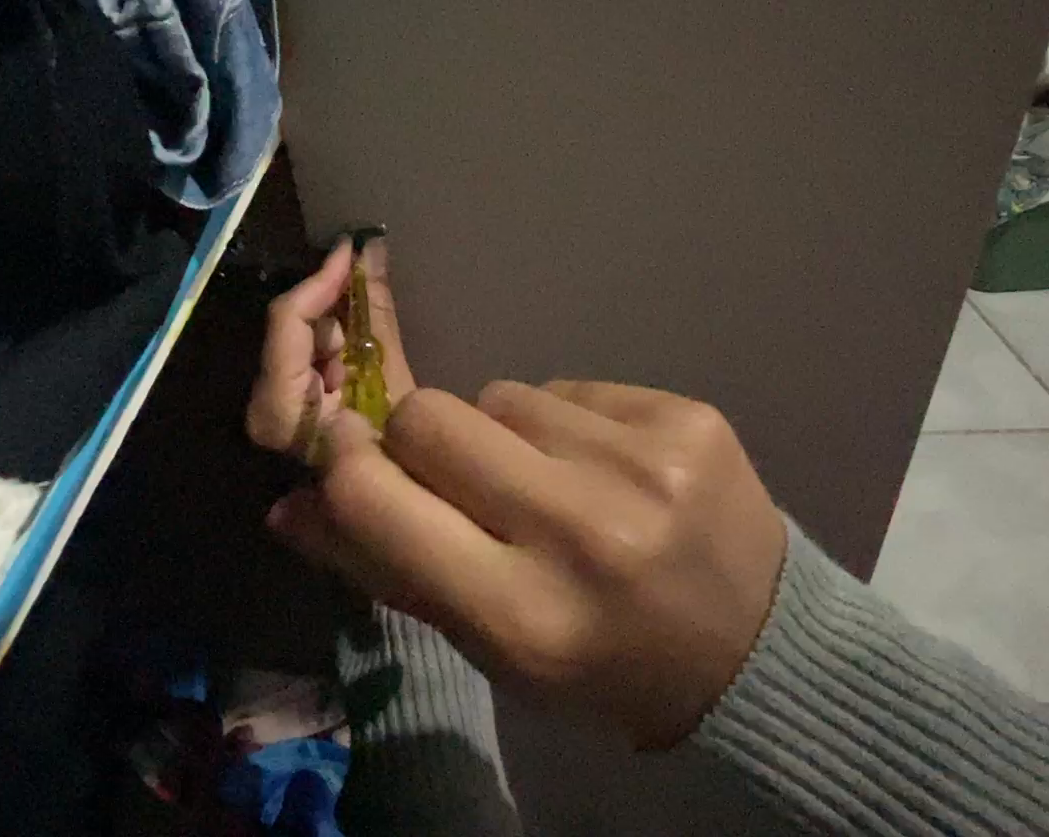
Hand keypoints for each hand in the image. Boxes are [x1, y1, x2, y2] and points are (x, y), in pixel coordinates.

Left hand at [245, 235, 415, 458]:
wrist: (383, 504)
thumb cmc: (395, 457)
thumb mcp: (391, 381)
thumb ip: (375, 312)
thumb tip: (370, 249)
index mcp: (281, 409)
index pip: (288, 319)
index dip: (320, 278)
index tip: (351, 249)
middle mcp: (261, 408)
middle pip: (295, 327)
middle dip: (335, 323)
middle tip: (369, 348)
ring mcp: (264, 411)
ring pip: (299, 341)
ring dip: (335, 342)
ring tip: (365, 376)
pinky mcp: (273, 412)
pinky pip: (301, 359)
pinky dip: (330, 355)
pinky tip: (352, 377)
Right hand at [268, 380, 787, 748]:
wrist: (757, 651)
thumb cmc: (601, 661)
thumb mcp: (491, 646)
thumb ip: (386, 570)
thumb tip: (290, 507)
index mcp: (520, 615)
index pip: (379, 499)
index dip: (346, 465)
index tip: (351, 453)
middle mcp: (580, 532)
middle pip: (431, 416)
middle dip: (424, 439)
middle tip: (467, 479)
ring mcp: (643, 464)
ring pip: (500, 393)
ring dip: (504, 434)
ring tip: (557, 485)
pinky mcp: (686, 417)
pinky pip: (569, 386)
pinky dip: (568, 422)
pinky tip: (610, 469)